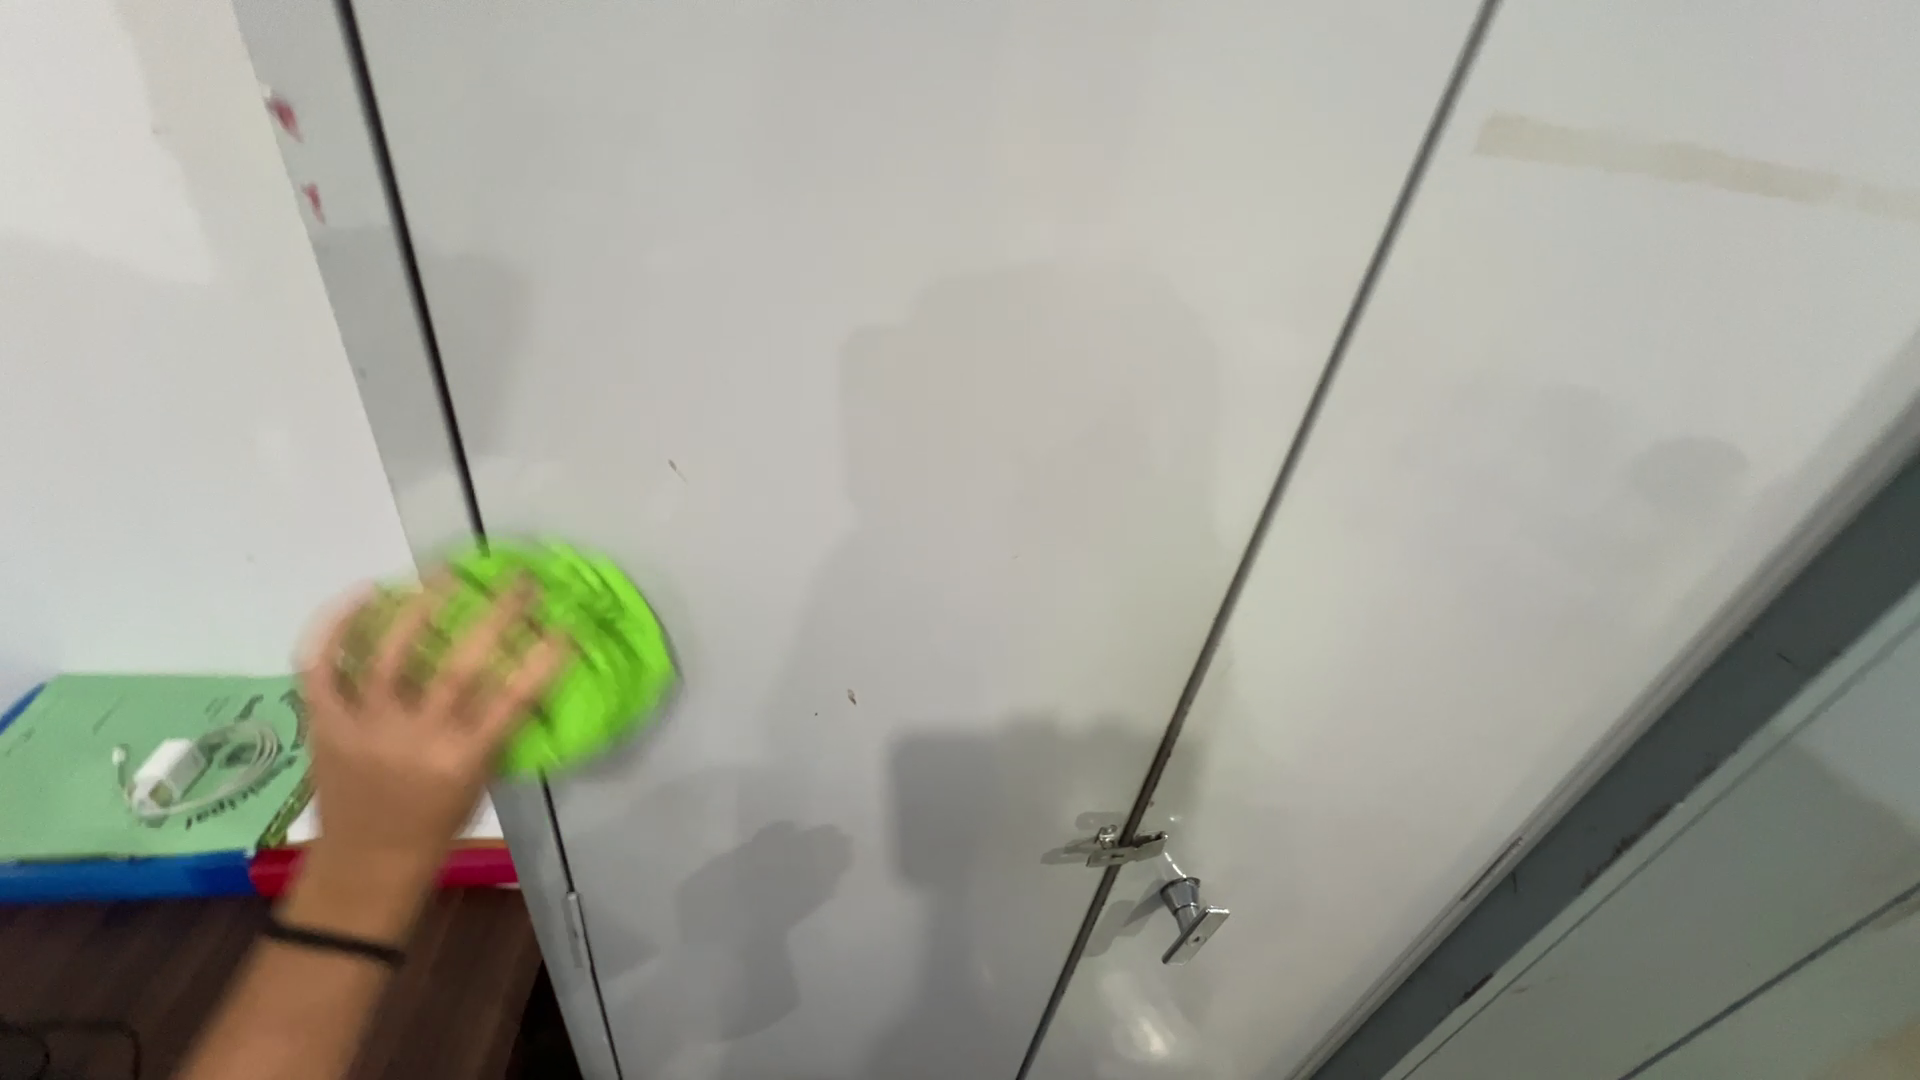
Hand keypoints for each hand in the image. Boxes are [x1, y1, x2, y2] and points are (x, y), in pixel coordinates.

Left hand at [296, 577, 566, 888]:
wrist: (365, 863)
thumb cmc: (439, 822)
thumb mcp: (483, 779)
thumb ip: (496, 727)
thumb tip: (520, 669)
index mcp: (461, 760)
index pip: (513, 699)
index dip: (544, 659)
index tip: (565, 626)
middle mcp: (413, 740)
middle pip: (460, 667)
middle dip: (496, 617)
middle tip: (519, 582)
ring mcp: (363, 728)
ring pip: (390, 657)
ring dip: (420, 608)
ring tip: (443, 575)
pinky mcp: (323, 723)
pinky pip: (321, 668)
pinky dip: (337, 626)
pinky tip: (367, 593)